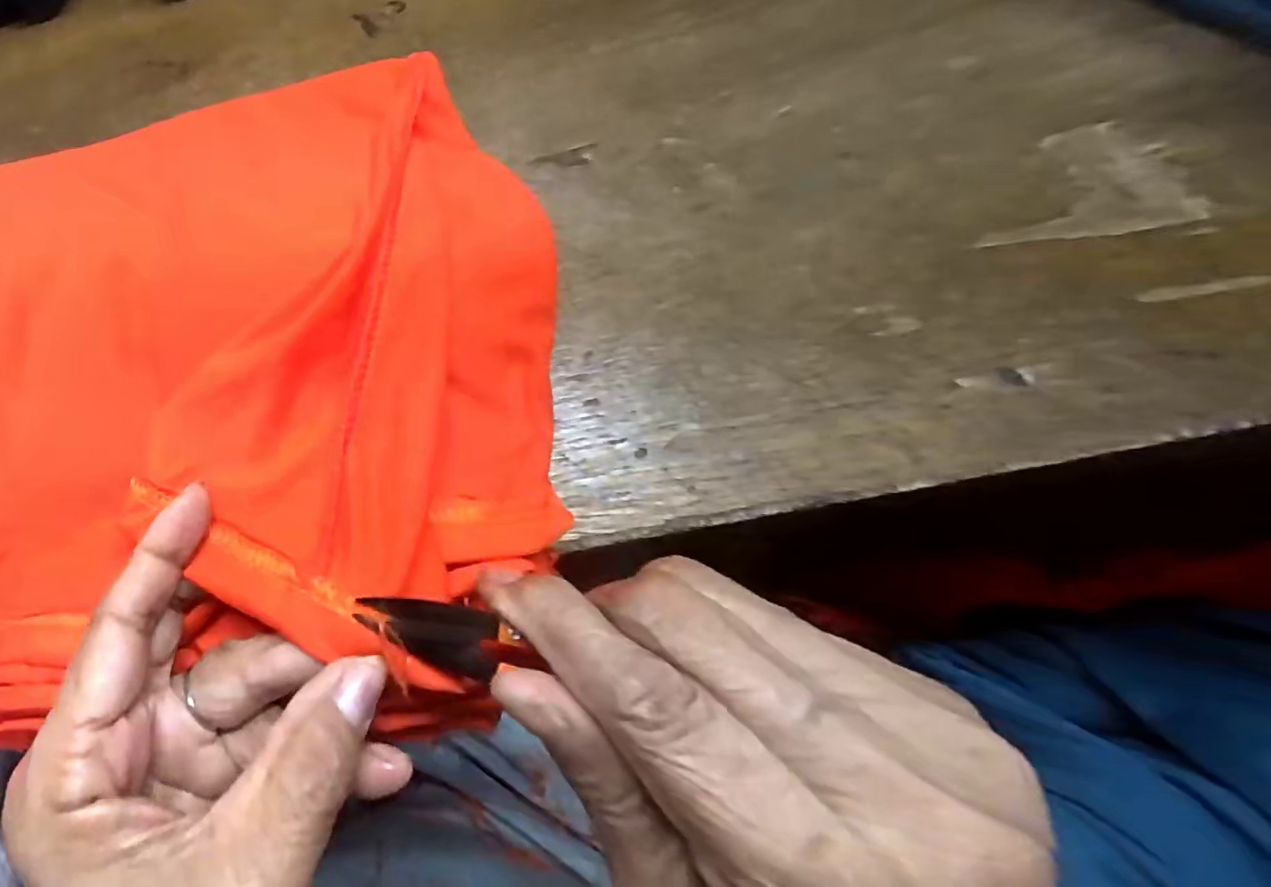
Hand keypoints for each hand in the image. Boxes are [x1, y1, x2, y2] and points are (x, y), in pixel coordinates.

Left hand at [4, 484, 411, 886]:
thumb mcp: (237, 876)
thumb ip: (303, 773)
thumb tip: (364, 677)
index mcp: (77, 761)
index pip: (118, 628)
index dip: (159, 556)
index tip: (198, 496)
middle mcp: (120, 750)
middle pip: (200, 657)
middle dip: (275, 638)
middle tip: (334, 608)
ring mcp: (171, 773)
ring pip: (251, 706)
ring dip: (319, 703)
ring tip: (383, 698)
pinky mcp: (214, 801)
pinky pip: (273, 755)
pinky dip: (324, 756)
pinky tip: (382, 762)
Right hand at [480, 558, 1054, 886]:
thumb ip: (599, 774)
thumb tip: (515, 676)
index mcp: (822, 871)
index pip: (659, 706)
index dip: (566, 631)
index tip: (497, 583)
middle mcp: (896, 786)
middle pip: (687, 625)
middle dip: (597, 609)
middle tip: (562, 636)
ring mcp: (934, 730)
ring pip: (724, 597)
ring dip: (648, 611)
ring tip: (637, 658)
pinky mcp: (943, 697)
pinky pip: (774, 611)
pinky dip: (713, 628)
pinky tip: (717, 678)